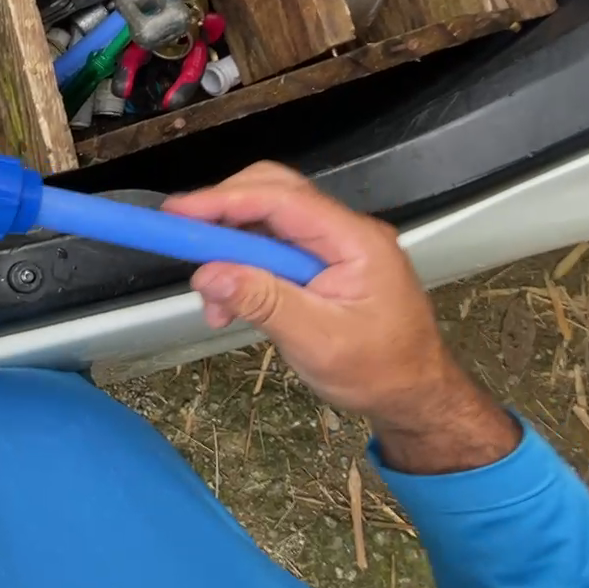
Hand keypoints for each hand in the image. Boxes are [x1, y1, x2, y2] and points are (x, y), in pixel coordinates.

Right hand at [163, 163, 518, 473]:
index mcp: (354, 240)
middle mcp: (341, 232)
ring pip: (262, 221)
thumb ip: (263, 301)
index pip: (280, 199)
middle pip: (271, 192)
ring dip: (225, 248)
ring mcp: (327, 246)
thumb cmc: (378, 370)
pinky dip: (236, 269)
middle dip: (221, 210)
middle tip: (182, 236)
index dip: (223, 200)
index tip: (175, 212)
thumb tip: (207, 274)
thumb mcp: (317, 340)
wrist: (413, 396)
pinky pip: (264, 248)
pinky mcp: (314, 263)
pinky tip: (227, 304)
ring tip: (209, 294)